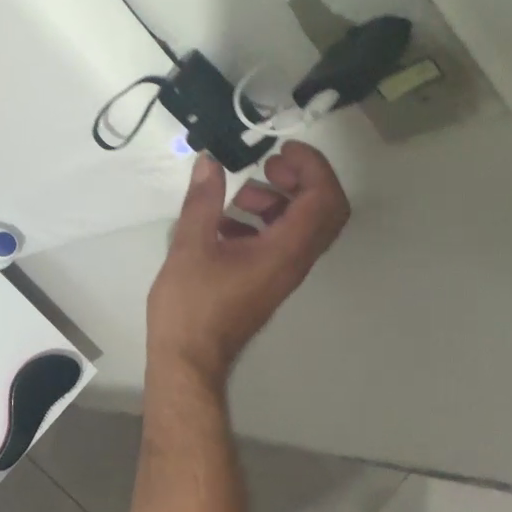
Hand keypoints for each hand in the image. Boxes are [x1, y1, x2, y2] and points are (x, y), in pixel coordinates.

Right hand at [147, 142, 349, 387]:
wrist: (188, 360)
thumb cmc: (190, 307)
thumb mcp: (190, 248)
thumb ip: (202, 202)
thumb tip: (209, 163)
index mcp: (284, 250)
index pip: (322, 197)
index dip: (310, 166)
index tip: (280, 152)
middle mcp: (293, 262)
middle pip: (324, 211)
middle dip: (302, 181)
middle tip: (268, 168)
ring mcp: (281, 277)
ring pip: (301, 228)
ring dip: (278, 202)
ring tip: (237, 197)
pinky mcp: (264, 286)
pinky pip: (280, 246)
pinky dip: (263, 225)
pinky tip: (224, 226)